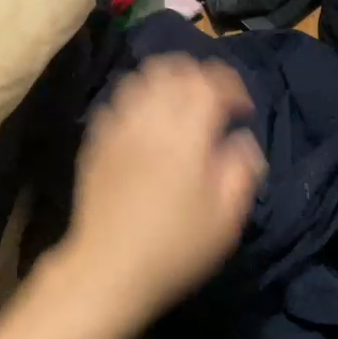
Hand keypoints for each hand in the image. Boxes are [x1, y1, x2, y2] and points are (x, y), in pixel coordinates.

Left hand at [55, 54, 264, 327]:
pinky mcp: (95, 142)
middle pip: (174, 69)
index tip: (242, 110)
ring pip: (141, 78)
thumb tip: (241, 141)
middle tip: (211, 103)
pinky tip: (144, 126)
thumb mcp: (226, 217)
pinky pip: (116, 103)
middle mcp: (151, 119)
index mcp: (188, 132)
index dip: (232, 86)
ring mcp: (118, 127)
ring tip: (177, 108)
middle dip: (198, 77)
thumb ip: (241, 169)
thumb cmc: (176, 246)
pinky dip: (136, 103)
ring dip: (165, 84)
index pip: (211, 82)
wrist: (108, 268)